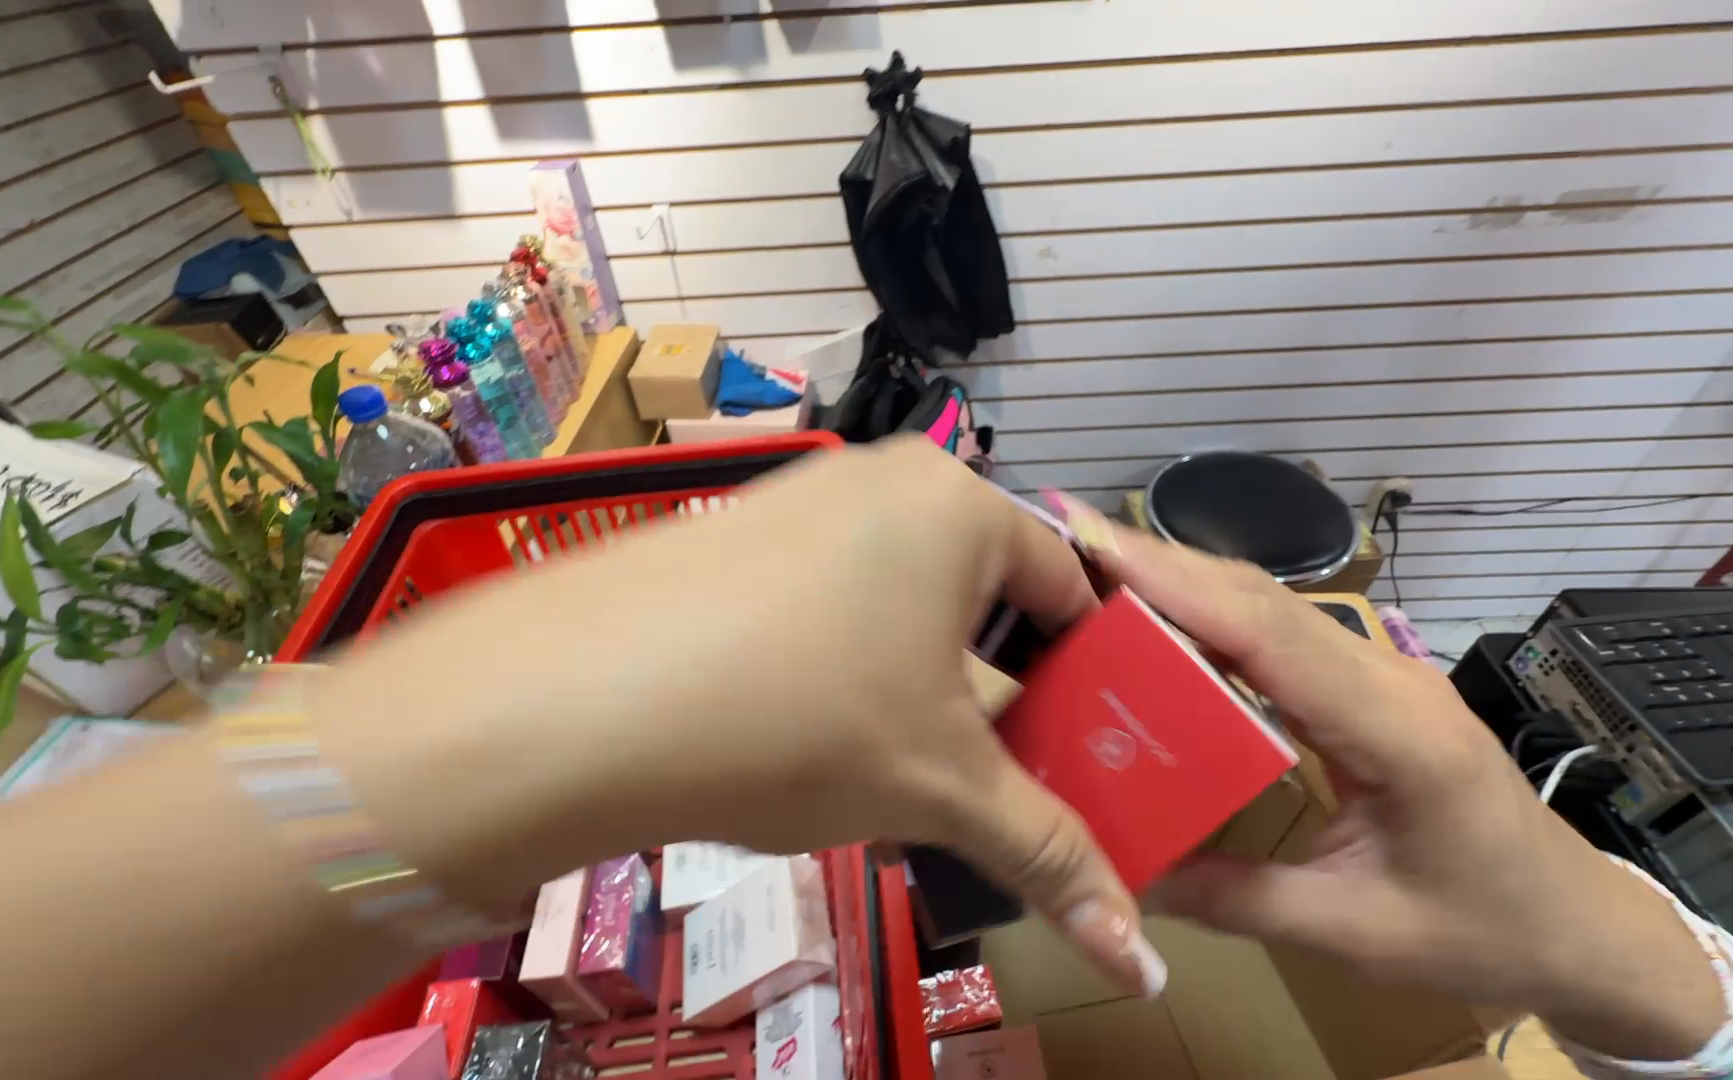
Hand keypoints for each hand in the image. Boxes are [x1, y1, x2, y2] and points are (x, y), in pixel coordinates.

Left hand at [312, 439, 1161, 995]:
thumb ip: (1048, 856)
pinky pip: (834, 583)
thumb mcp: (938, 785)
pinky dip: (850, 647)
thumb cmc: (804, 715)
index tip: (1080, 745)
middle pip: (983, 588)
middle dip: (997, 678)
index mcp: (961, 504)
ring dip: (921, 671)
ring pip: (906, 590)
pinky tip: (809, 714)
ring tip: (895, 751)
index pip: (1068, 588)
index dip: (1085, 674)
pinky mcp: (744, 523)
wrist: (586, 691)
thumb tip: (1146, 963)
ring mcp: (809, 491)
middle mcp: (889, 476)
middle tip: (986, 762)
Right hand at [1049, 496, 1725, 1058]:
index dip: (1180, 586)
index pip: (1271, 636)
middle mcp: (1382, 677)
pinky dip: (1204, 612)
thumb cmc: (1485, 931)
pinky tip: (1155, 618)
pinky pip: (1272, 630)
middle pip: (1259, 598)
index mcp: (1393, 732)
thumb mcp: (1355, 932)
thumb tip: (1122, 878)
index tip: (1099, 549)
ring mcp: (1375, 670)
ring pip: (1263, 603)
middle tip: (1070, 546)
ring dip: (1179, 580)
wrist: (1588, 927)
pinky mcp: (1359, 680)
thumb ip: (1234, 899)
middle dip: (1161, 564)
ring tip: (1093, 573)